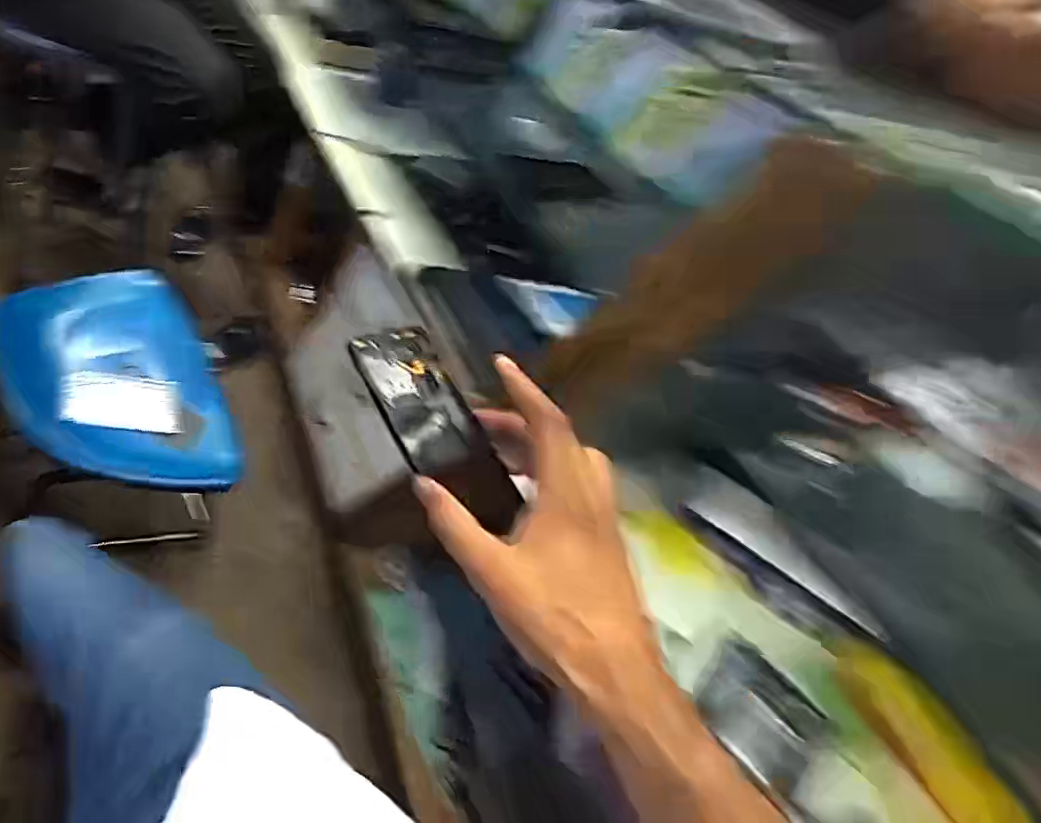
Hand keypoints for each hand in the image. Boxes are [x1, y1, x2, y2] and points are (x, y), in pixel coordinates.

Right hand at [415, 356, 656, 704]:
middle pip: (565, 438)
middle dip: (524, 419)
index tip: (500, 364)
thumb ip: (454, 523)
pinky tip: (523, 499)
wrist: (617, 676)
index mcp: (566, 496)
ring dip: (541, 445)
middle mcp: (591, 498)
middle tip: (482, 424)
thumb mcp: (490, 569)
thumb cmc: (553, 616)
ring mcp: (604, 521)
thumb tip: (423, 483)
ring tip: (500, 456)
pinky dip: (551, 471)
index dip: (524, 390)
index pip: (549, 424)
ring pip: (579, 461)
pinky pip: (580, 484)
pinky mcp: (606, 543)